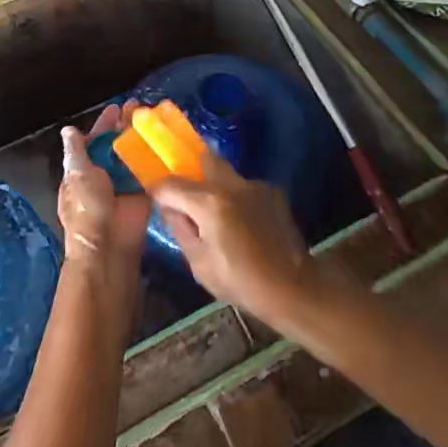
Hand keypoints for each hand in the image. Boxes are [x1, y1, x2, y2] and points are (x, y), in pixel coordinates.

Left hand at [57, 103, 152, 267]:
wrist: (108, 244)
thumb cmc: (87, 207)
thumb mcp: (77, 174)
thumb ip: (77, 151)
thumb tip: (68, 129)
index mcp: (84, 168)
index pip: (95, 140)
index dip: (105, 124)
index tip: (117, 107)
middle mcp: (105, 173)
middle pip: (117, 145)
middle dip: (127, 126)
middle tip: (141, 107)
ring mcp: (125, 182)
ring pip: (134, 154)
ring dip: (143, 138)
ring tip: (156, 119)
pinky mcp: (143, 191)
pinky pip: (150, 171)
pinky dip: (156, 157)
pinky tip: (167, 140)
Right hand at [151, 155, 347, 328]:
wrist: (293, 287)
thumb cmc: (240, 282)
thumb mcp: (199, 263)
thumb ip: (180, 229)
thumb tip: (170, 209)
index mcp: (209, 203)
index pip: (171, 184)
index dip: (158, 190)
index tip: (154, 197)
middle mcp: (232, 185)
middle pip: (204, 159)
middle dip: (191, 172)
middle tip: (184, 193)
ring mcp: (256, 186)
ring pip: (226, 174)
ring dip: (215, 187)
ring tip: (216, 214)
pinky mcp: (273, 192)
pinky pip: (245, 188)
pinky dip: (236, 198)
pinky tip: (241, 223)